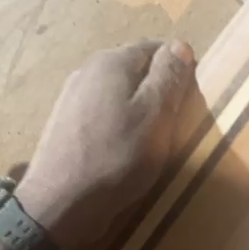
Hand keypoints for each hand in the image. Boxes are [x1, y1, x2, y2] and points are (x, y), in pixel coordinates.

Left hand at [17, 40, 197, 249]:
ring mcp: (72, 98)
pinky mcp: (66, 126)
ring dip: (138, 111)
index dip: (177, 72)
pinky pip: (103, 115)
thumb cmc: (117, 158)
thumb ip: (168, 78)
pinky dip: (119, 127)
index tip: (187, 103)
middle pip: (135, 71)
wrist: (61, 204)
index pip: (156, 48)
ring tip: (149, 143)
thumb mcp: (155, 115)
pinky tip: (123, 152)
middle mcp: (87, 71)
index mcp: (111, 62)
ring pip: (118, 94)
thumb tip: (180, 45)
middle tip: (172, 126)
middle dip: (157, 91)